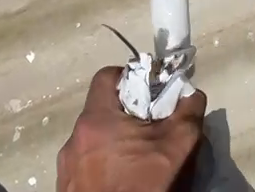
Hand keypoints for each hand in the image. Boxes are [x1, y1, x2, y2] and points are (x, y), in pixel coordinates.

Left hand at [57, 66, 206, 191]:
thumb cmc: (146, 185)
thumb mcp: (181, 142)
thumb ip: (189, 106)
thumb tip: (189, 93)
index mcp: (96, 122)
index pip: (106, 76)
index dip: (132, 75)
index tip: (152, 91)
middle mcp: (73, 141)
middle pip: (103, 108)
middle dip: (130, 110)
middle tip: (154, 124)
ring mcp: (65, 170)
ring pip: (95, 137)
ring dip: (117, 138)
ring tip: (141, 154)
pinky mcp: (65, 190)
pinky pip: (87, 162)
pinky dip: (106, 161)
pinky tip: (125, 176)